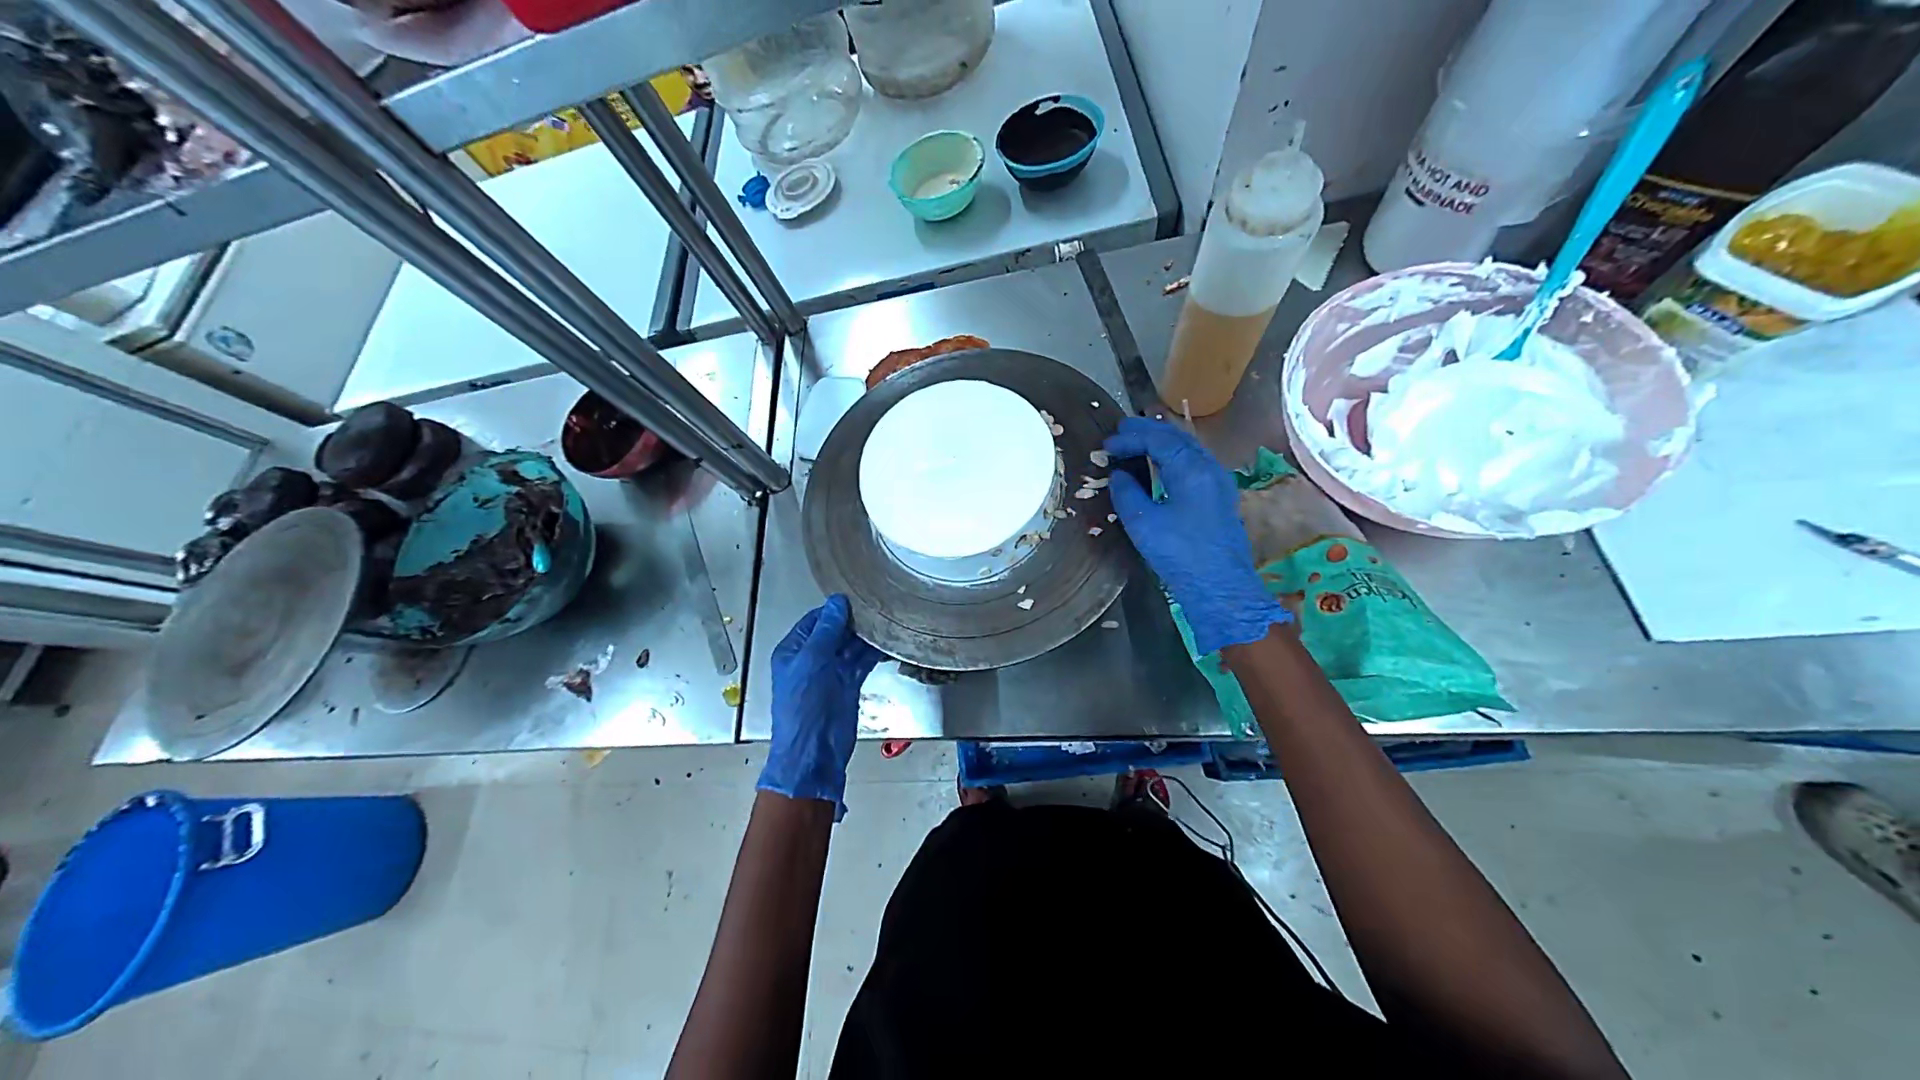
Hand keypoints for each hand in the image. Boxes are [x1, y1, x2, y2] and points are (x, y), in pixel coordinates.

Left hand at [759, 594, 884, 820]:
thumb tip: (837, 603)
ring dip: (866, 635)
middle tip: (878, 605)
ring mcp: (831, 672)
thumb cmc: (803, 709)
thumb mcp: (812, 661)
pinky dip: (874, 652)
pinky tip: (887, 642)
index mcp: (794, 651)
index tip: (856, 597)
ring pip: (851, 645)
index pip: (816, 620)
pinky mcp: (848, 685)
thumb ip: (826, 631)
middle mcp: (812, 659)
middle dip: (854, 620)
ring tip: (886, 619)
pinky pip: (862, 662)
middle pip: (835, 630)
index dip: (835, 609)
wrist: (814, 752)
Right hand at [1104, 417, 1290, 653]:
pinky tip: (1161, 468)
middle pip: (1177, 438)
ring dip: (1162, 443)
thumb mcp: (1143, 523)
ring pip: (1189, 450)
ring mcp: (1219, 483)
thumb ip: (1127, 493)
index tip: (1107, 444)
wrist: (1220, 588)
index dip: (1130, 438)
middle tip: (1121, 431)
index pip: (1159, 439)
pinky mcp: (1219, 499)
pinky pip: (1194, 465)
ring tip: (1137, 443)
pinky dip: (1173, 458)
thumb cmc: (1180, 554)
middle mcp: (1209, 468)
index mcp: (1192, 469)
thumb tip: (1119, 475)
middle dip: (1148, 432)